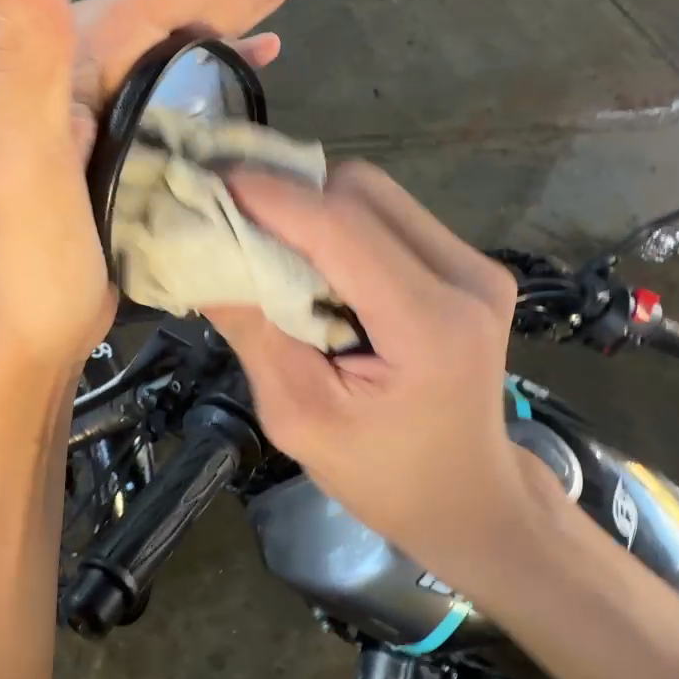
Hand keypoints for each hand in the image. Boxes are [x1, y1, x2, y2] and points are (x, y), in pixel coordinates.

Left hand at [0, 0, 399, 367]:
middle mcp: (109, 52)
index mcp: (94, 42)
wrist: (27, 329)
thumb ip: (16, 34)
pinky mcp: (141, 133)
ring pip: (219, 16)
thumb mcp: (21, 147)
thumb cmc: (33, 258)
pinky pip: (204, 71)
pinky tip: (269, 39)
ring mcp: (127, 93)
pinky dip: (241, 45)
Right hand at [205, 164, 548, 590]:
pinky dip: (337, 223)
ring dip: (312, 206)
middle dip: (289, 194)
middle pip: (361, 193)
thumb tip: (202, 258)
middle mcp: (467, 278)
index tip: (212, 181)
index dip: (273, 198)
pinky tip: (309, 260)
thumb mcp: (300, 418)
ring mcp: (476, 266)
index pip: (342, 230)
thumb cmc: (382, 475)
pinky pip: (389, 215)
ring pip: (375, 195)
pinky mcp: (468, 264)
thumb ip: (255, 333)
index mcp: (431, 326)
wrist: (466, 497)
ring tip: (264, 237)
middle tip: (230, 214)